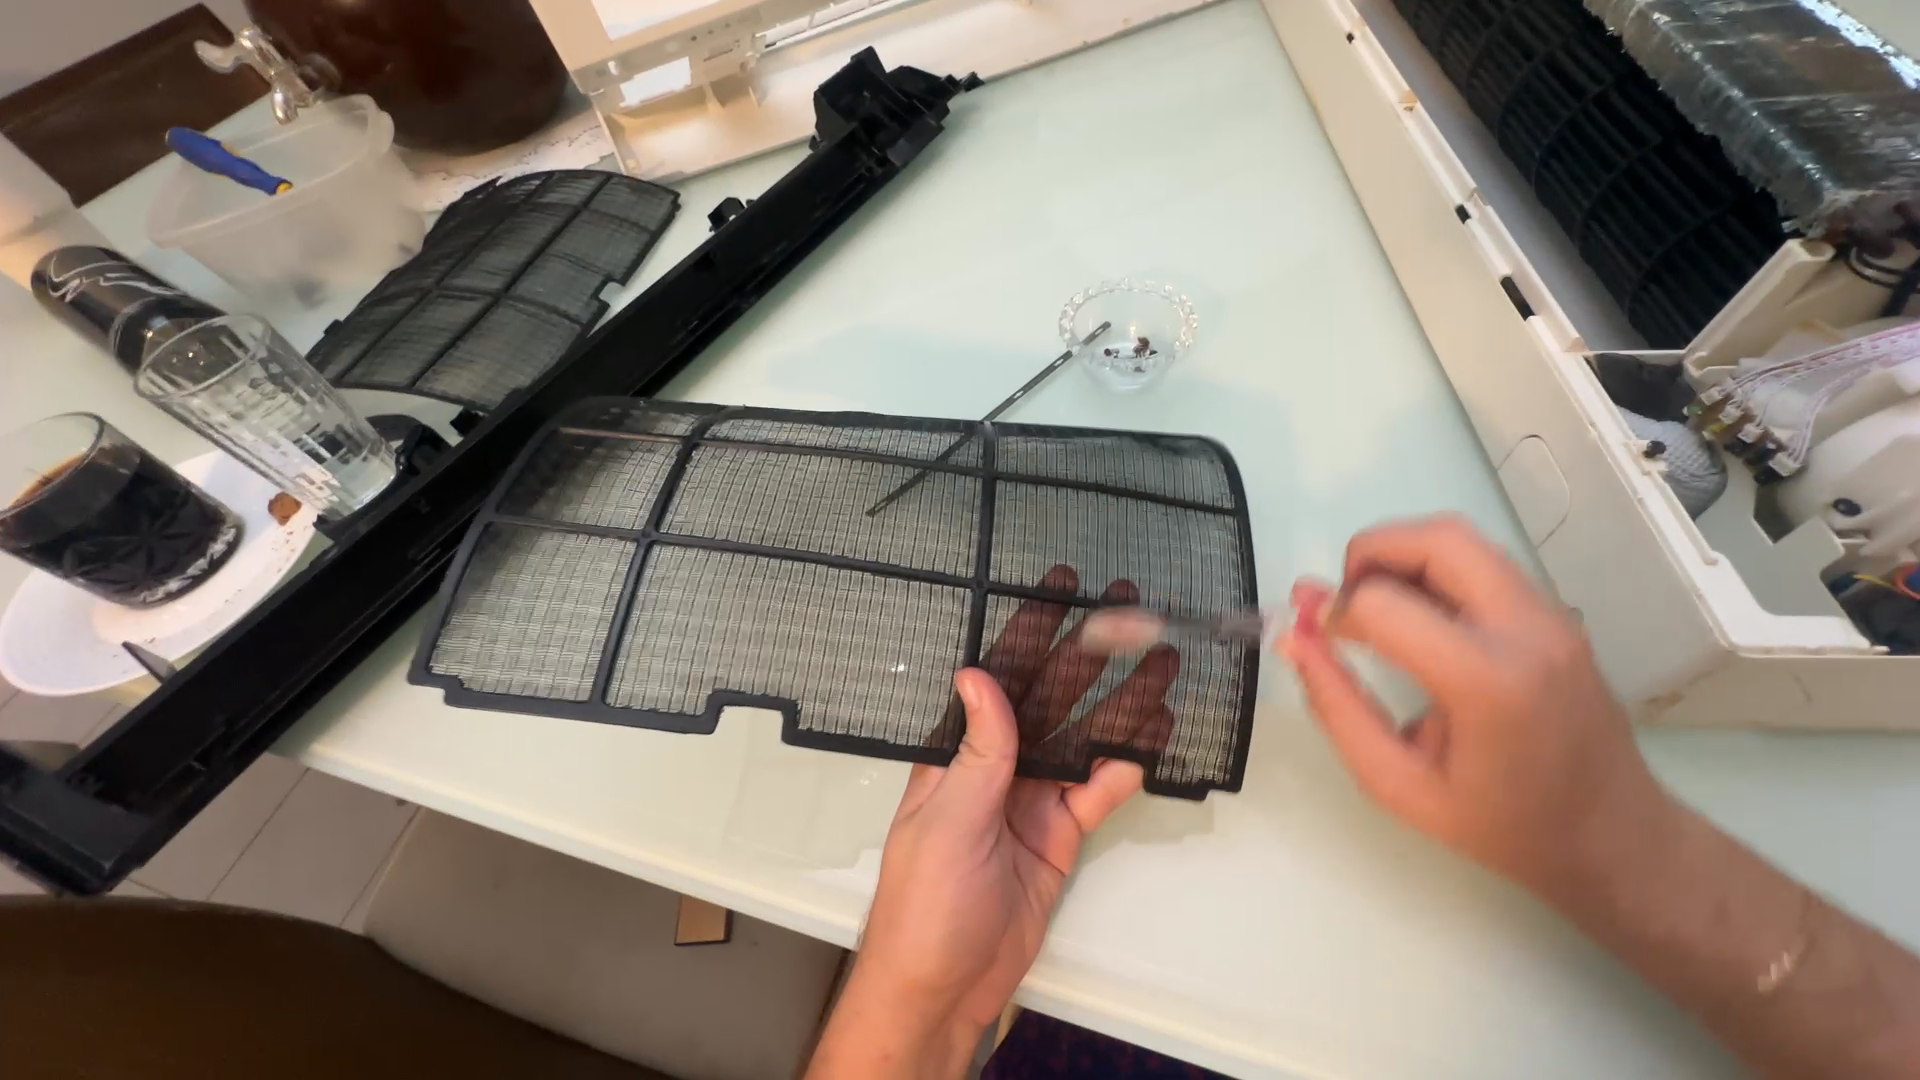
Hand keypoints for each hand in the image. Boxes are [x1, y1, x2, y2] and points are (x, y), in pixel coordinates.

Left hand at [809, 569, 1177, 1078]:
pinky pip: (1100, 787)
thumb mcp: (949, 818)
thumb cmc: (926, 900)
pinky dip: (1128, 763)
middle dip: (1089, 654)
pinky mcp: (1062, 831)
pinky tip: (1158, 734)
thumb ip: (977, 750)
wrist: (946, 985)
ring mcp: (1034, 795)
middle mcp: (999, 763)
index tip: (1056, 588)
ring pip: (1084, 736)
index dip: (1029, 631)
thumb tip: (976, 675)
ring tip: (1162, 662)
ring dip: (1122, 701)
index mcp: (962, 750)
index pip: (1001, 677)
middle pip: (1052, 698)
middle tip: (1127, 611)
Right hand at [1279, 515, 1674, 904]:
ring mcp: (1549, 616)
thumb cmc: (1502, 824)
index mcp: (1487, 681)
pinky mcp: (1553, 614)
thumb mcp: (1395, 783)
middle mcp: (1526, 630)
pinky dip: (1428, 569)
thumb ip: (1336, 705)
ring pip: (1459, 538)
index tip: (1316, 639)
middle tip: (1344, 603)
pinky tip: (1415, 620)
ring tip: (1375, 610)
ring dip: (1398, 556)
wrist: (1617, 840)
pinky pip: (1479, 562)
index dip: (1331, 612)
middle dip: (1367, 554)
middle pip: (1435, 538)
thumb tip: (1294, 636)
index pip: (1383, 603)